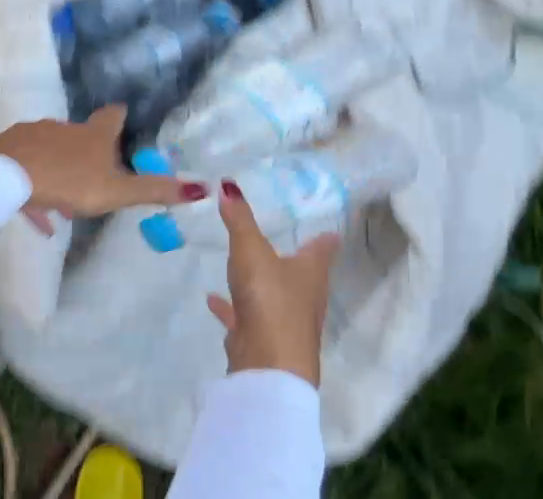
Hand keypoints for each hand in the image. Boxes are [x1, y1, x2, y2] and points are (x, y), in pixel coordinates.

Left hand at [0, 105, 205, 234]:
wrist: (9, 177)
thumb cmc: (69, 183)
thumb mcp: (117, 192)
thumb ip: (154, 190)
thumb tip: (202, 187)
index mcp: (91, 135)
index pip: (111, 117)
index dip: (119, 116)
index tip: (122, 115)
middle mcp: (60, 127)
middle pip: (78, 137)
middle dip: (86, 158)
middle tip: (92, 185)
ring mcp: (31, 133)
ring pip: (51, 153)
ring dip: (59, 173)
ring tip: (61, 204)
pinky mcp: (8, 145)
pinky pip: (26, 164)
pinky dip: (34, 182)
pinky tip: (36, 211)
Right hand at [207, 181, 337, 386]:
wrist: (269, 357)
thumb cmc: (270, 298)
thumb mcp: (250, 251)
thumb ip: (238, 220)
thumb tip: (228, 185)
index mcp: (310, 272)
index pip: (322, 248)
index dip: (324, 236)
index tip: (329, 228)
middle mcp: (304, 293)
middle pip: (303, 271)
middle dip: (295, 257)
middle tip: (284, 240)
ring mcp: (285, 315)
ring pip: (275, 291)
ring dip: (263, 279)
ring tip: (243, 266)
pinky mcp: (263, 331)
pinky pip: (245, 311)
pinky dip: (232, 304)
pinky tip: (213, 298)